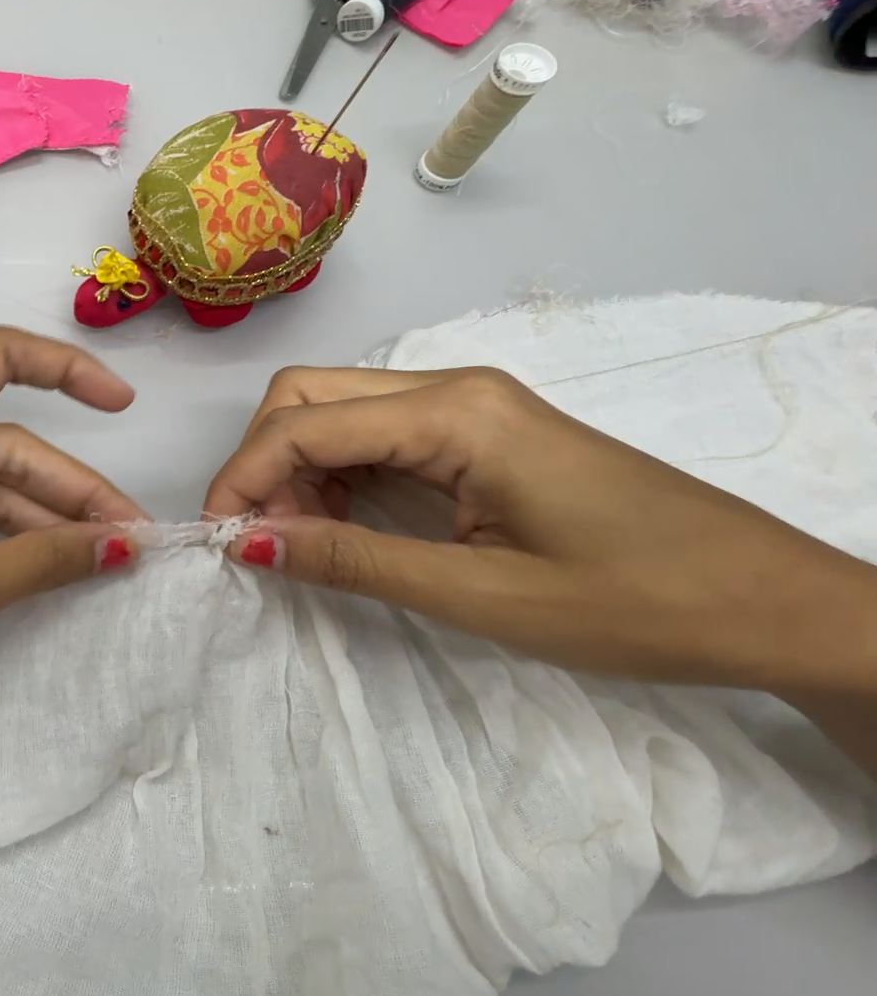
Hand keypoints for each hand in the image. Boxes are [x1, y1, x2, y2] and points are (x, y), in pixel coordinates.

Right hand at [205, 366, 876, 694]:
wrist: (775, 606)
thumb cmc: (636, 603)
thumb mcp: (477, 595)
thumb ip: (350, 560)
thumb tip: (246, 544)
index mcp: (455, 413)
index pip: (303, 424)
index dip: (242, 478)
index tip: (219, 541)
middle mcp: (451, 388)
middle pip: (306, 395)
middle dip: (260, 462)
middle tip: (262, 538)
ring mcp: (466, 405)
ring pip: (333, 411)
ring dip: (293, 470)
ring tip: (301, 541)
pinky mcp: (475, 431)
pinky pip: (371, 434)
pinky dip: (332, 475)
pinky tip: (340, 525)